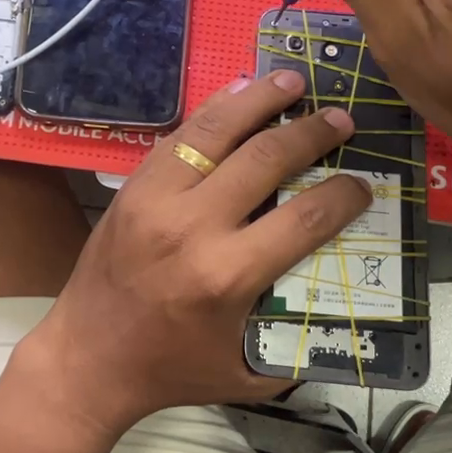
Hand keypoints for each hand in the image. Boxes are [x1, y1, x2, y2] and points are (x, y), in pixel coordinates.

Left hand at [17, 71, 372, 437]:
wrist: (87, 357)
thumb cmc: (170, 369)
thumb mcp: (245, 371)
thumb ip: (299, 342)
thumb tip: (345, 305)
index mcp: (226, 275)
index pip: (304, 217)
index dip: (343, 194)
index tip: (364, 182)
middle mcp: (192, 227)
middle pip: (264, 159)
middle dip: (310, 134)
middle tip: (340, 119)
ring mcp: (156, 200)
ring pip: (215, 132)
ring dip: (259, 100)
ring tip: (292, 80)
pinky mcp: (133, 187)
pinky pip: (179, 138)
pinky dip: (213, 111)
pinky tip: (238, 92)